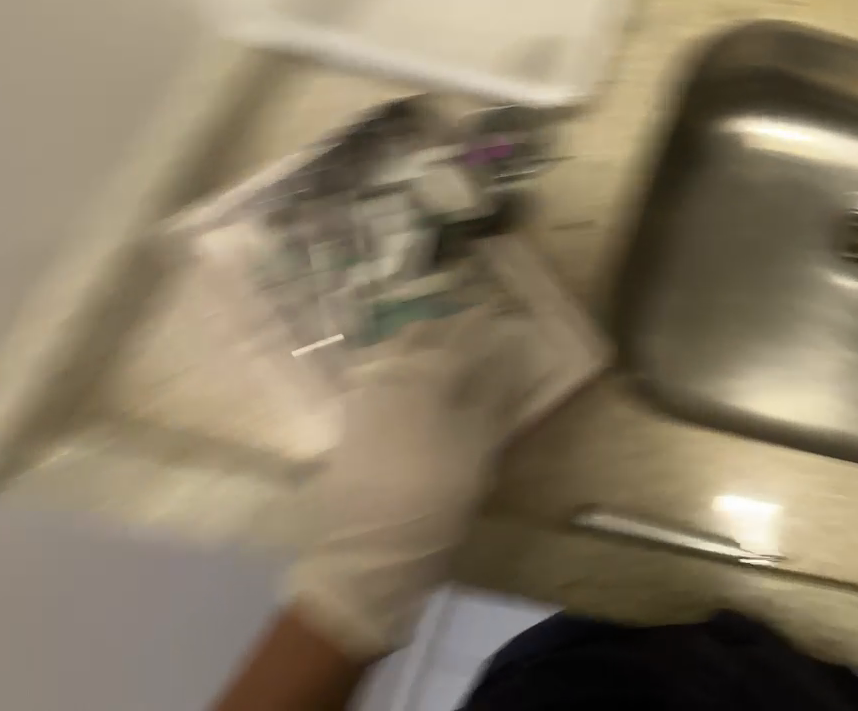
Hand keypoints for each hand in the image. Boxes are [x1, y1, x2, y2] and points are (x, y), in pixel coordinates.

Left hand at [285, 305, 520, 660]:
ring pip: (390, 354)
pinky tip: (403, 377)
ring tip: (435, 344)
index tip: (495, 308)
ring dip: (416, 342)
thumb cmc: (439, 493)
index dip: (479, 320)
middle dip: (443, 325)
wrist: (371, 550)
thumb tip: (508, 358)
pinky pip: (373, 378)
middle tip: (466, 324)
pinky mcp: (349, 424)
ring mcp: (365, 400)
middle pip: (418, 338)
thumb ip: (494, 396)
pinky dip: (392, 367)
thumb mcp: (481, 445)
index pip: (461, 336)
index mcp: (430, 380)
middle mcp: (392, 380)